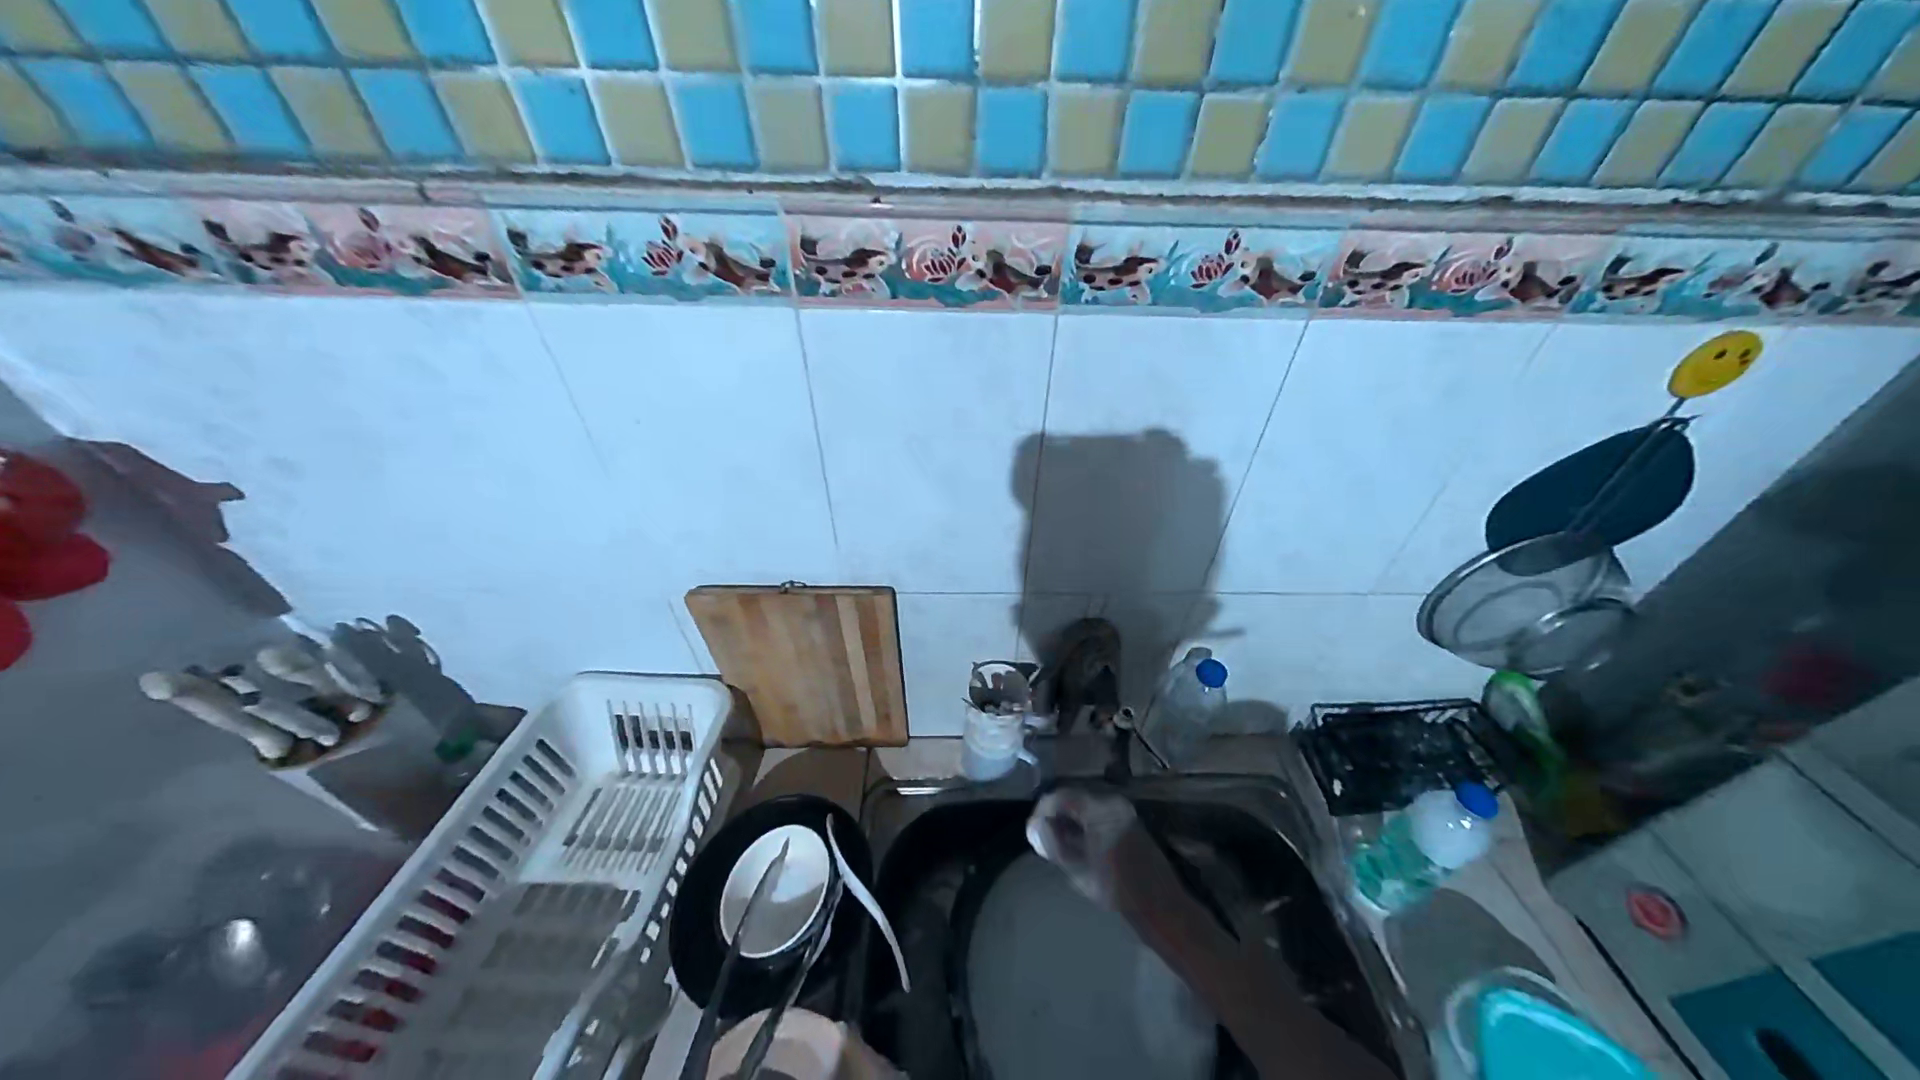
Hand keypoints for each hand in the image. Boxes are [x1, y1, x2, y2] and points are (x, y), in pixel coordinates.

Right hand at [1024, 787, 1137, 905]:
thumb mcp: (1078, 870)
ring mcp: (1123, 810)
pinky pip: (1098, 812)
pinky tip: (1076, 841)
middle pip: (1073, 797)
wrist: (1160, 905)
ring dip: (1068, 818)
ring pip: (1085, 805)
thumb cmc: (1117, 890)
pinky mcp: (1128, 820)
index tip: (1032, 829)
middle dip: (1054, 814)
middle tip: (1041, 835)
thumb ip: (1054, 845)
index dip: (1042, 810)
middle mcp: (1112, 802)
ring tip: (1055, 840)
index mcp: (1099, 810)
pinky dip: (1083, 822)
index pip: (1061, 797)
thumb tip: (1036, 827)